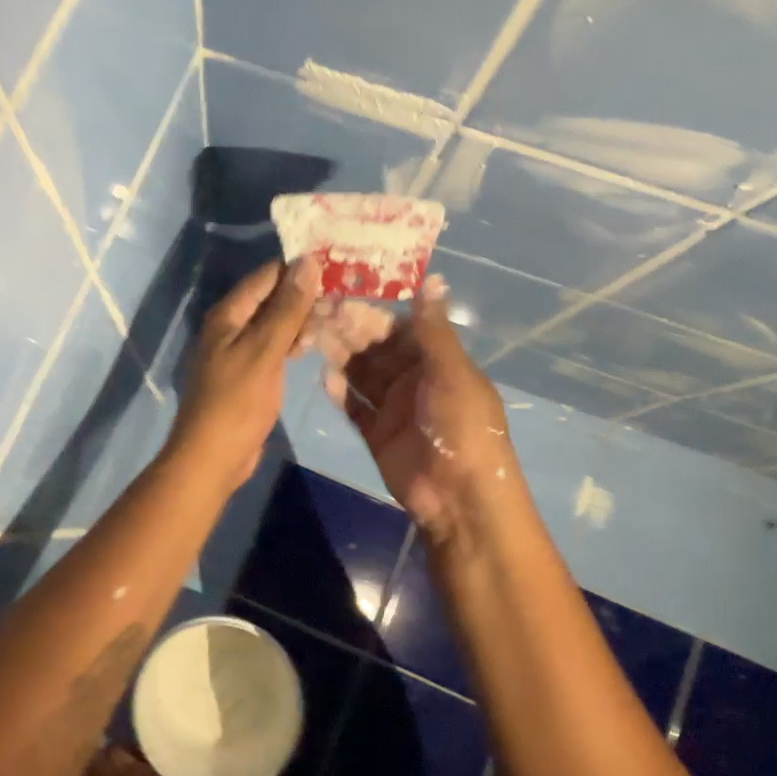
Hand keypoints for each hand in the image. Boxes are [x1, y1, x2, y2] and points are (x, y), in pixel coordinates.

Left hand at [167, 257, 321, 488]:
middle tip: (347, 288)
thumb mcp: (264, 351)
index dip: (298, 267)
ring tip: (341, 310)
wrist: (214, 457)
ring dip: (302, 317)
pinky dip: (294, 341)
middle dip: (304, 292)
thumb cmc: (236, 402)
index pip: (266, 276)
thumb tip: (308, 262)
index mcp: (228, 315)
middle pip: (271, 298)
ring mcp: (239, 351)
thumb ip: (286, 308)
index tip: (336, 262)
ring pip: (275, 323)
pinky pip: (274, 347)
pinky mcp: (249, 373)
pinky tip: (318, 342)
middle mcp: (230, 327)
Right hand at [326, 276, 518, 536]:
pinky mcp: (377, 434)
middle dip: (349, 332)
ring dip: (340, 356)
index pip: (398, 328)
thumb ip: (434, 330)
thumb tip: (433, 279)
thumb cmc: (463, 428)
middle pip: (375, 349)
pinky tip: (323, 376)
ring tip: (313, 337)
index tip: (341, 296)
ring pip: (361, 375)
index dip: (372, 313)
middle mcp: (413, 380)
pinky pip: (354, 408)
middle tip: (317, 313)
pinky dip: (340, 393)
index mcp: (437, 362)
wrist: (459, 497)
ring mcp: (393, 408)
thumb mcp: (452, 373)